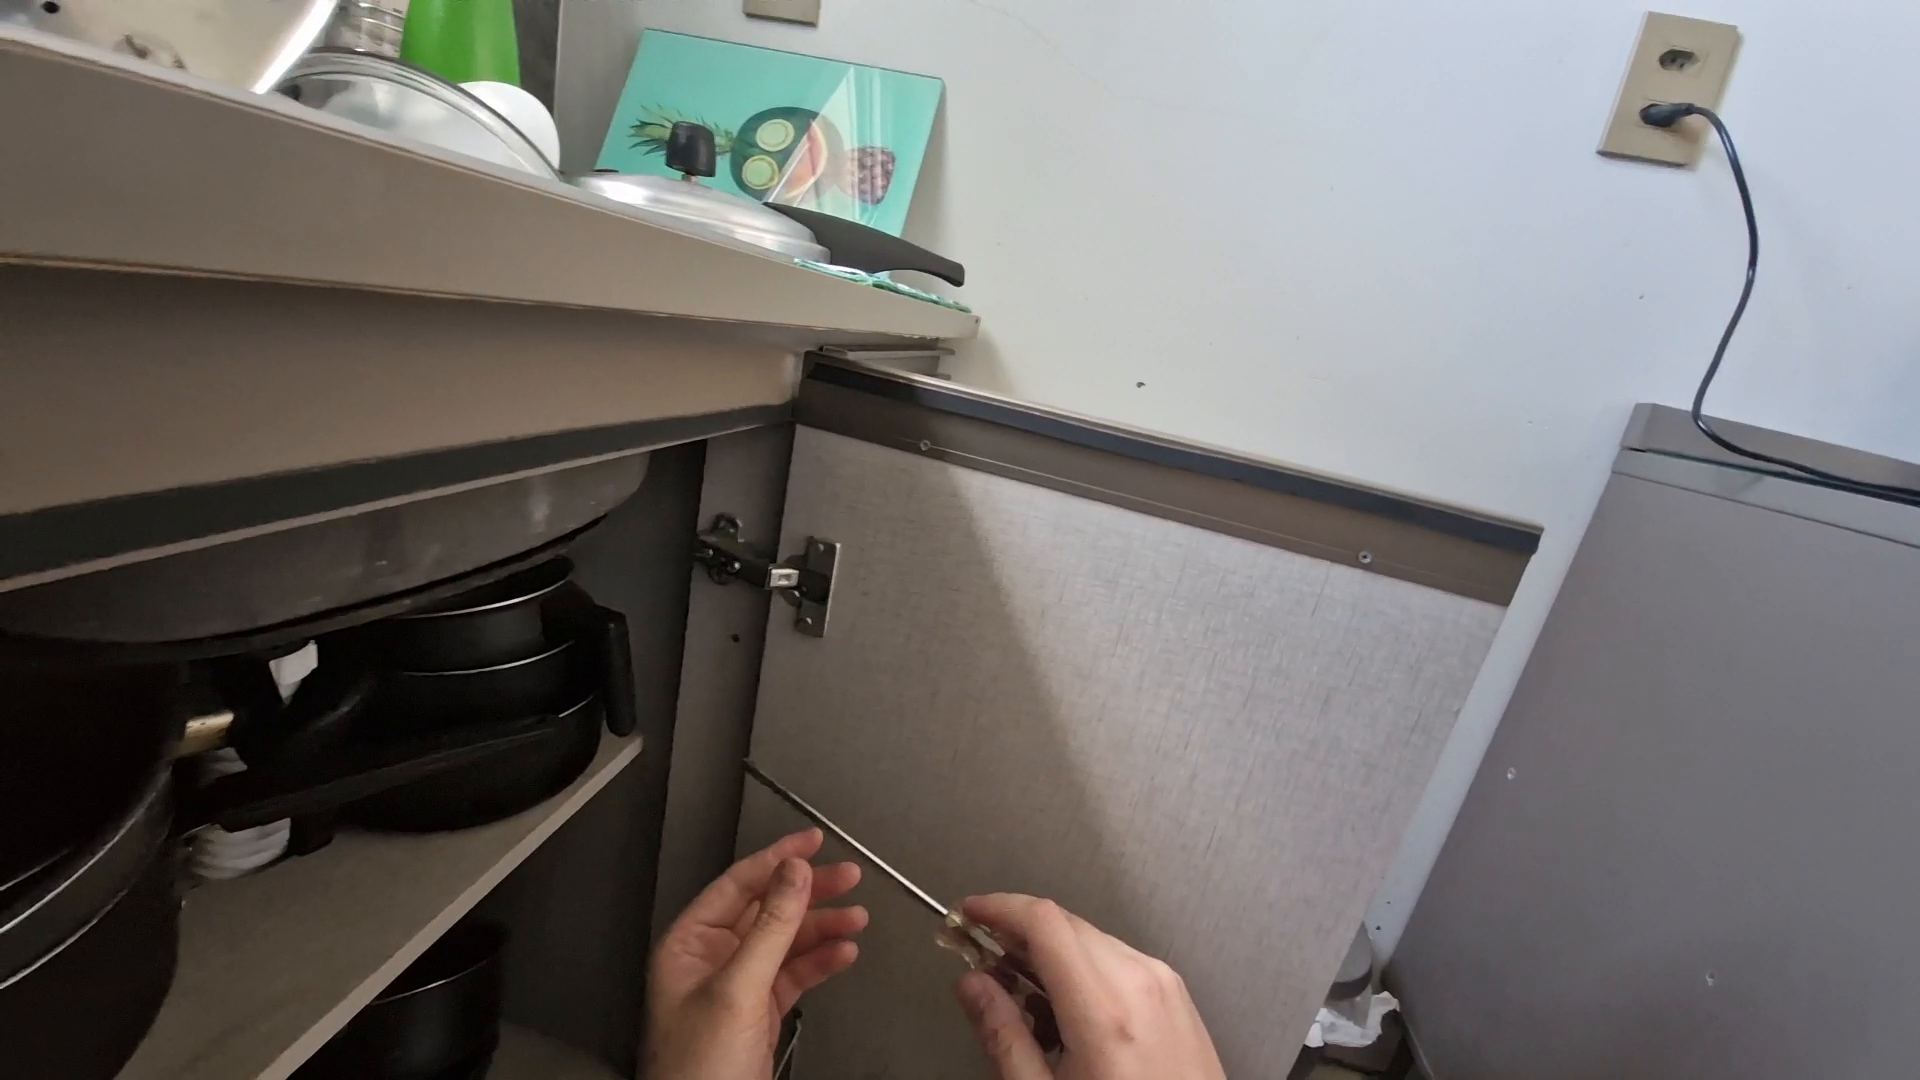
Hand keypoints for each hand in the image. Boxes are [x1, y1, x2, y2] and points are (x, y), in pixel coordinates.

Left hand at [644, 829, 867, 1079]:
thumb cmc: (697, 1071)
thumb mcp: (737, 989)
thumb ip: (771, 925)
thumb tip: (795, 870)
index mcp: (691, 943)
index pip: (740, 883)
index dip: (778, 858)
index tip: (813, 841)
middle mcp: (713, 958)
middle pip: (769, 908)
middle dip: (811, 892)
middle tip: (848, 877)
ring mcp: (739, 985)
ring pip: (788, 939)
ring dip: (824, 927)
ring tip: (857, 918)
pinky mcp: (761, 1010)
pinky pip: (796, 972)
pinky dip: (822, 961)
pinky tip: (844, 953)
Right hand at [953, 894, 1226, 1079]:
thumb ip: (1004, 1037)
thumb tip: (971, 984)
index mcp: (1105, 1011)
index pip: (1043, 921)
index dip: (999, 908)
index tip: (970, 913)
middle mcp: (1139, 982)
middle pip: (1064, 923)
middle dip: (1019, 932)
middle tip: (985, 961)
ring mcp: (1165, 984)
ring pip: (1090, 937)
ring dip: (1051, 950)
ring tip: (1028, 999)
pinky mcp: (1179, 994)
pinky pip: (1119, 956)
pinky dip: (1085, 965)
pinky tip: (1071, 1008)